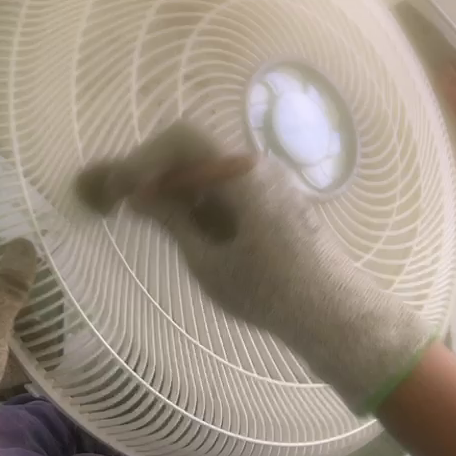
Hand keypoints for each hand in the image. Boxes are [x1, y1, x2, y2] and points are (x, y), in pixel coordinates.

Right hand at [76, 122, 434, 411]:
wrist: (334, 315)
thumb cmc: (268, 292)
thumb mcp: (207, 260)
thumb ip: (171, 220)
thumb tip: (138, 195)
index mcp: (240, 173)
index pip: (180, 140)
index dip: (142, 159)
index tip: (121, 190)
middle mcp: (255, 166)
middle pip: (191, 148)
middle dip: (152, 170)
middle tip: (123, 199)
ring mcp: (267, 180)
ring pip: (206, 166)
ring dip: (173, 183)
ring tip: (147, 215)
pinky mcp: (272, 199)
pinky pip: (224, 183)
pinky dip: (195, 195)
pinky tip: (182, 224)